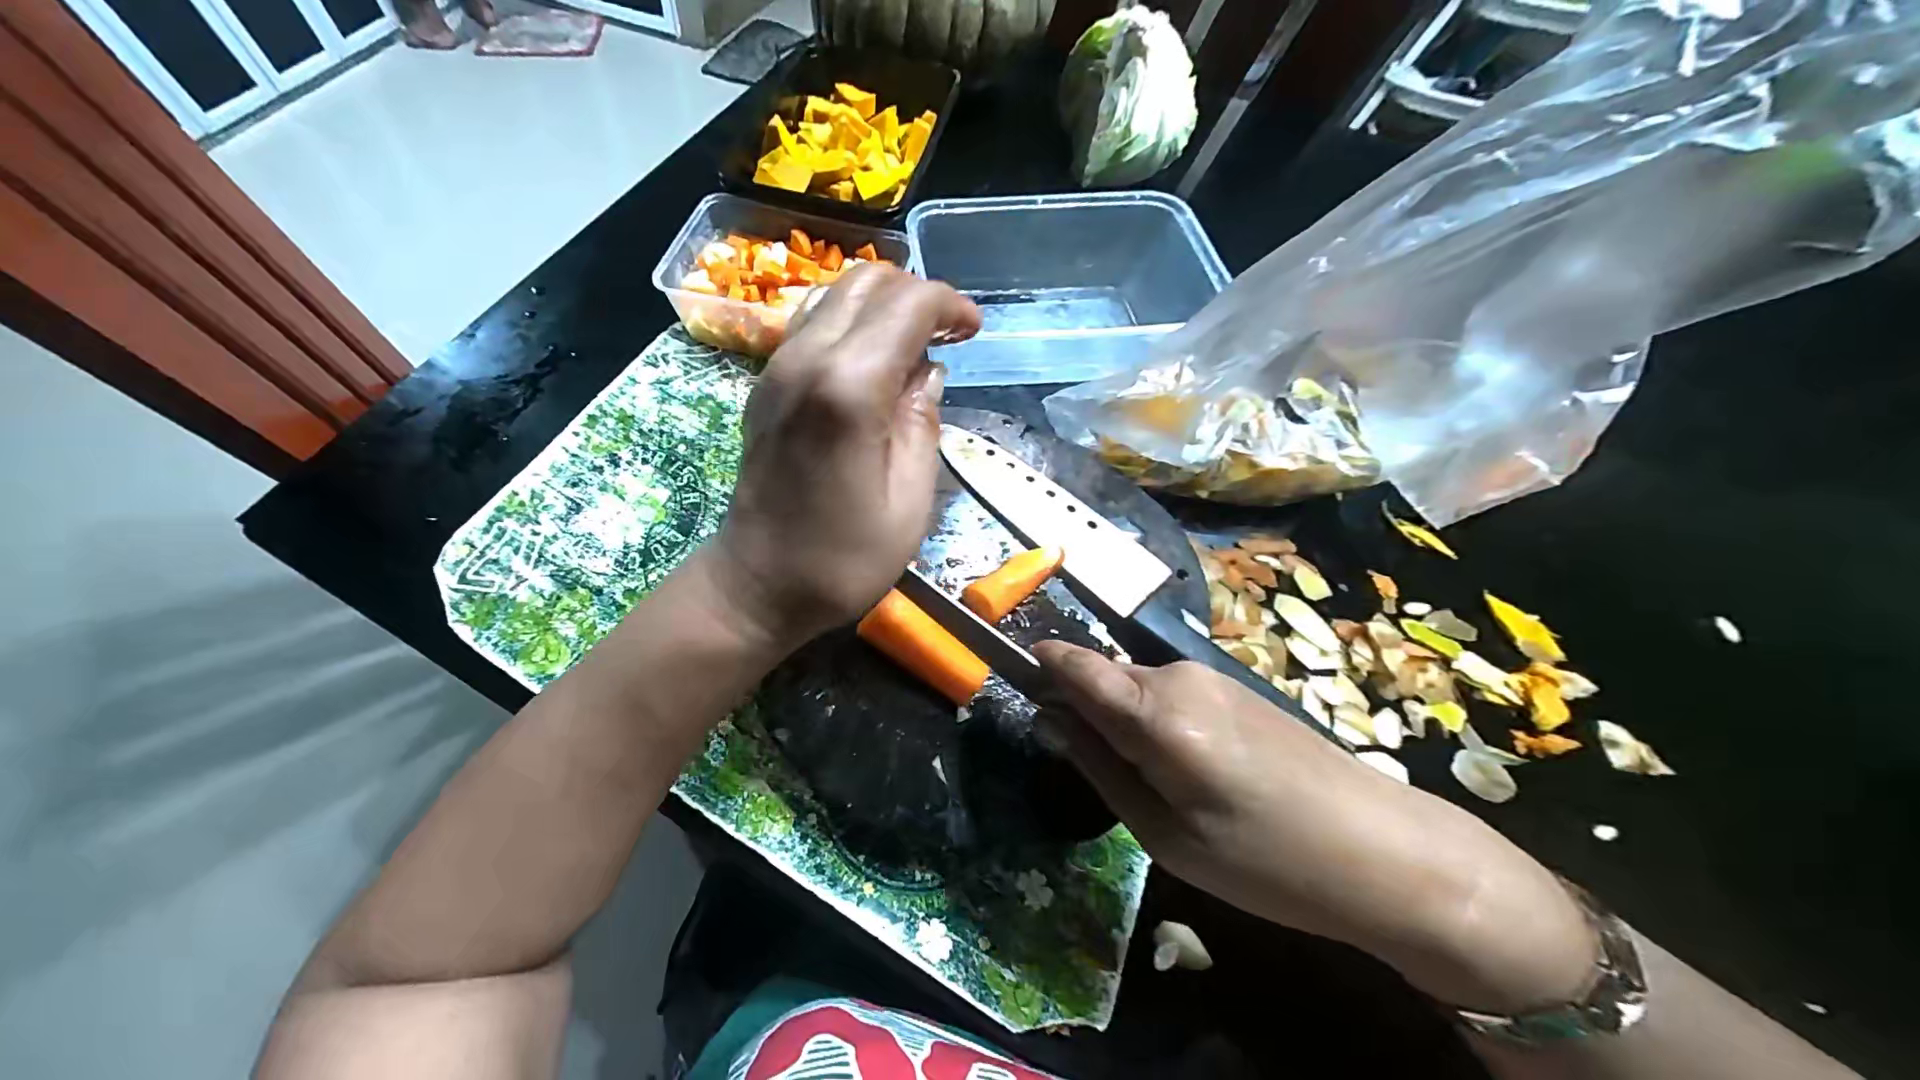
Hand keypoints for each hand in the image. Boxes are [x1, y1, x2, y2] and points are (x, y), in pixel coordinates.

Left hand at [712, 264, 980, 647]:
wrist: (757, 585)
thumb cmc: (843, 558)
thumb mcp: (910, 502)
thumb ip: (922, 422)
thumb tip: (926, 372)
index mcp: (849, 388)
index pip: (907, 305)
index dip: (949, 305)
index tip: (973, 332)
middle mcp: (806, 360)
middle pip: (867, 281)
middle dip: (916, 295)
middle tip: (947, 336)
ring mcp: (777, 368)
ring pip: (834, 294)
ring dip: (882, 305)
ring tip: (914, 346)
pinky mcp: (765, 384)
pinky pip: (812, 324)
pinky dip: (851, 324)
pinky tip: (873, 364)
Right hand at [1032, 643, 1597, 1012]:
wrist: (1389, 853)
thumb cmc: (1266, 862)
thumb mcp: (1164, 833)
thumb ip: (1098, 767)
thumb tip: (1048, 719)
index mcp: (1156, 712)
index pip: (1072, 664)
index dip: (1035, 665)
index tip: (1009, 680)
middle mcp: (1178, 676)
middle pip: (1102, 679)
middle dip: (1082, 711)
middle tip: (1096, 777)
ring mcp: (1211, 677)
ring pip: (1135, 688)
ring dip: (1122, 722)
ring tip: (1154, 790)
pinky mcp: (1235, 687)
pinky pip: (1168, 695)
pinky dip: (1154, 723)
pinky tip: (1190, 776)